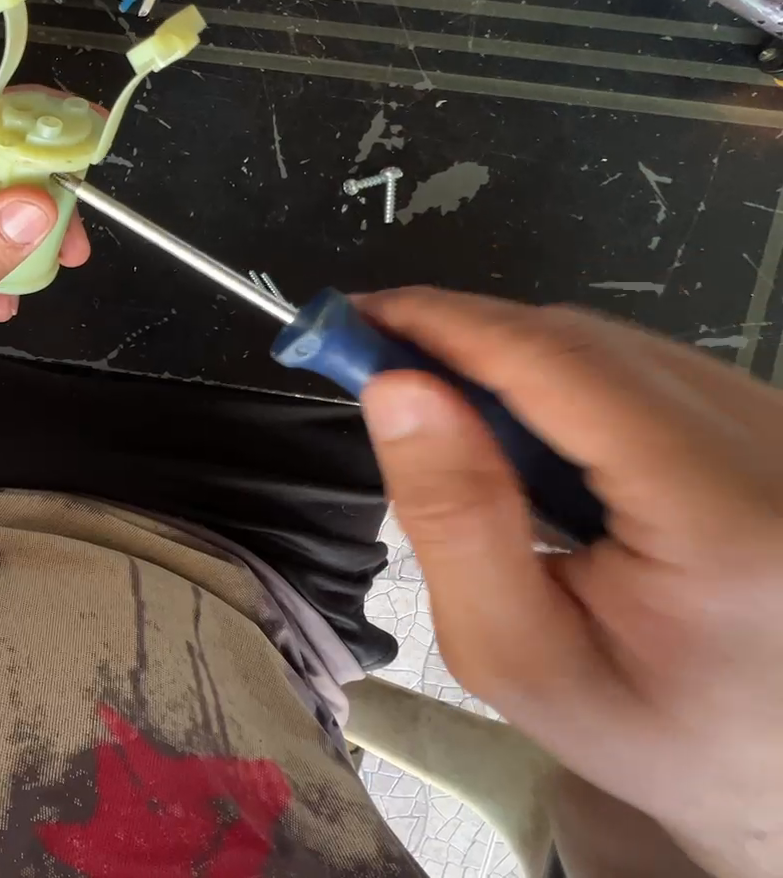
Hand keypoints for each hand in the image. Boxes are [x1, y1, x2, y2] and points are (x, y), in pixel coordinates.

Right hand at [356, 288, 782, 877]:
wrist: (781, 772)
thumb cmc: (634, 725)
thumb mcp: (502, 646)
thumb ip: (447, 514)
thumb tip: (394, 388)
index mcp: (726, 520)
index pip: (562, 367)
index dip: (444, 323)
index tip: (348, 314)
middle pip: (589, 344)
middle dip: (458, 333)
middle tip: (359, 352)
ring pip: (617, 348)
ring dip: (501, 353)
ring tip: (423, 392)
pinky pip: (648, 371)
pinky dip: (552, 374)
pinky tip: (505, 418)